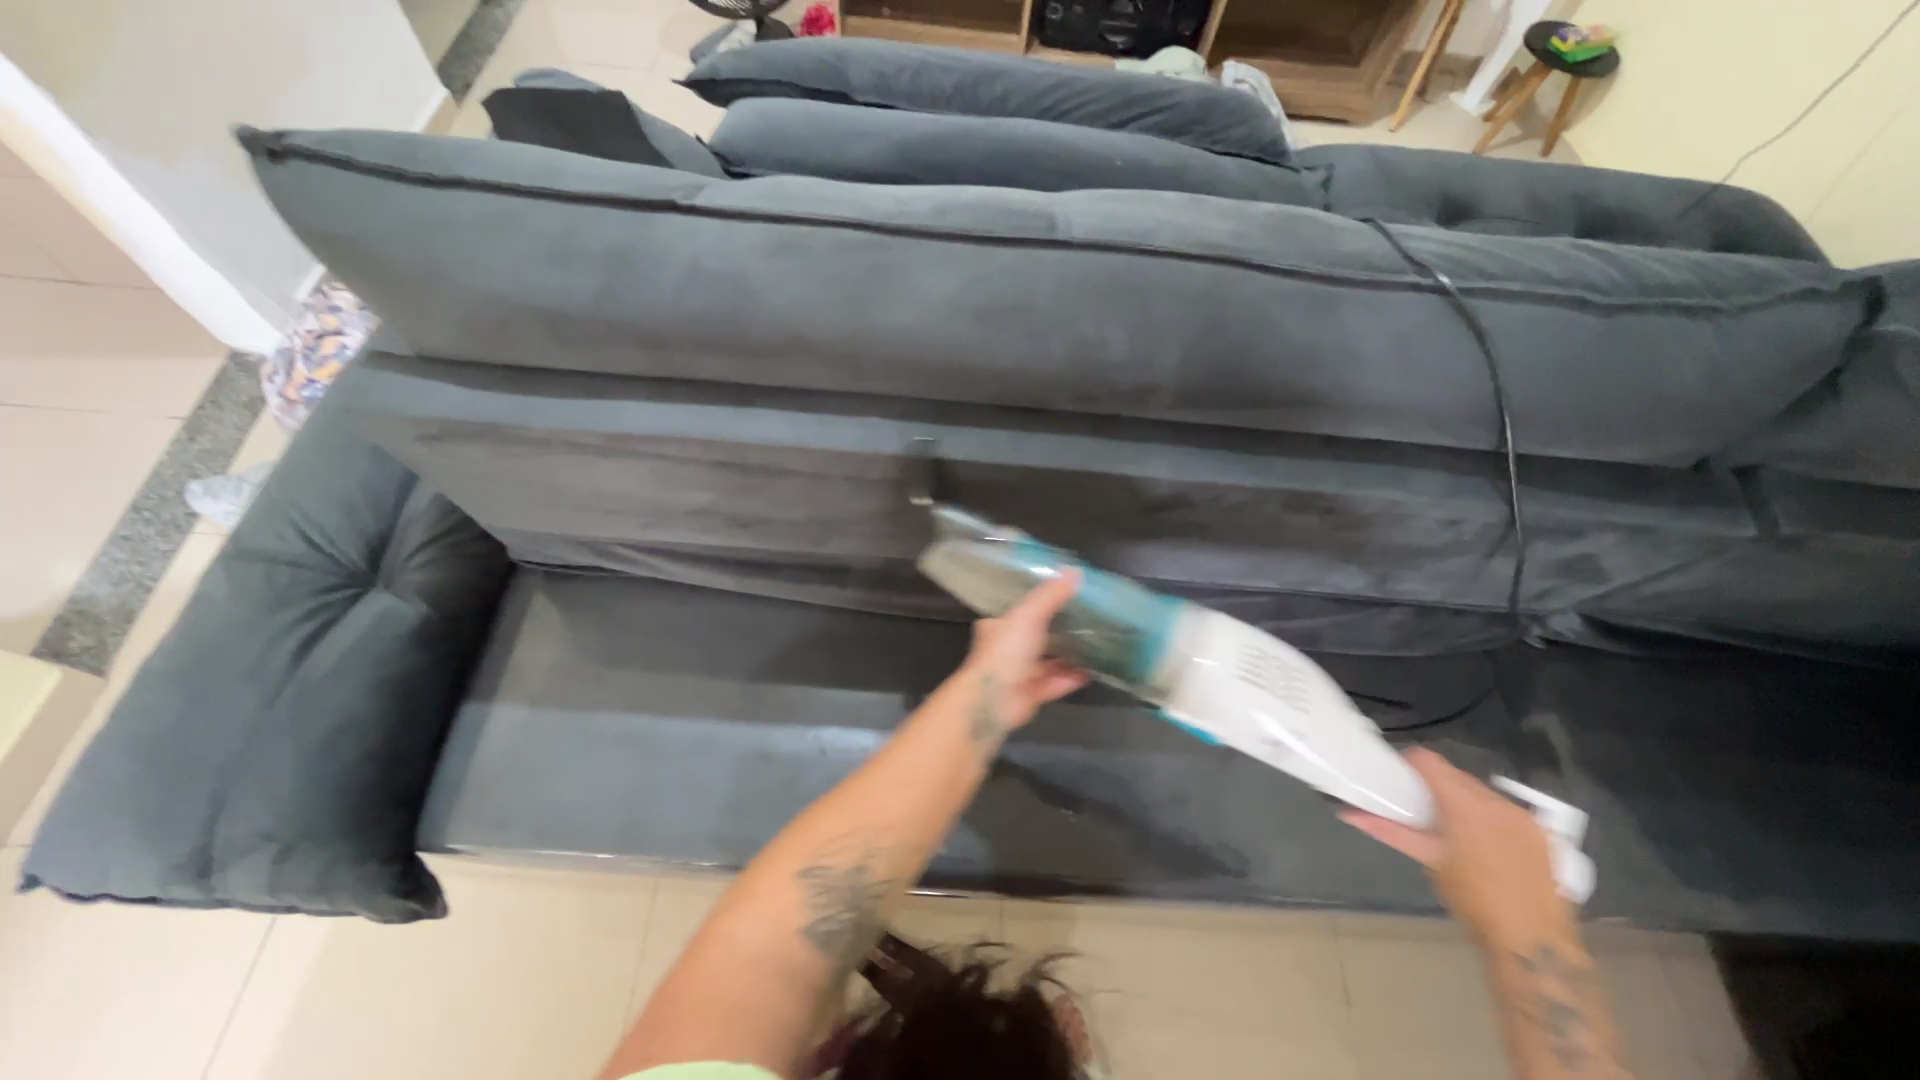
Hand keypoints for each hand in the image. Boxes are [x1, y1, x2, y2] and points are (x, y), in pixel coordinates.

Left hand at [955, 568, 1088, 732]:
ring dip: (1068, 656)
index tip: (1065, 597)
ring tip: (1095, 646)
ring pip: (1047, 661)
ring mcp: (1018, 673)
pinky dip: (1071, 678)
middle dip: (1059, 631)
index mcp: (999, 626)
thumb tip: (1075, 570)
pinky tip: (1091, 672)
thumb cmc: (1006, 651)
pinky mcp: (1030, 694)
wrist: (993, 700)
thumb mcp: (1029, 615)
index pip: (1020, 610)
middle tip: (1088, 622)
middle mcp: (1006, 648)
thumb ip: (1051, 595)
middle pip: (1036, 636)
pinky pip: (1054, 683)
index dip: (1040, 603)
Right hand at [1340, 748, 1568, 945]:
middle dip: (1438, 786)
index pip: (1429, 761)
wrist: (1532, 940)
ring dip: (1465, 802)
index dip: (1411, 764)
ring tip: (1456, 831)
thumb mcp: (1429, 863)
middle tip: (1424, 811)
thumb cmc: (1472, 901)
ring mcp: (1524, 816)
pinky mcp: (1543, 832)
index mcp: (1464, 806)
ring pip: (1484, 793)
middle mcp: (1496, 802)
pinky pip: (1508, 811)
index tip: (1402, 780)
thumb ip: (1392, 832)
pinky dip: (1491, 818)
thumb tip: (1350, 815)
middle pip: (1457, 776)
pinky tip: (1488, 845)